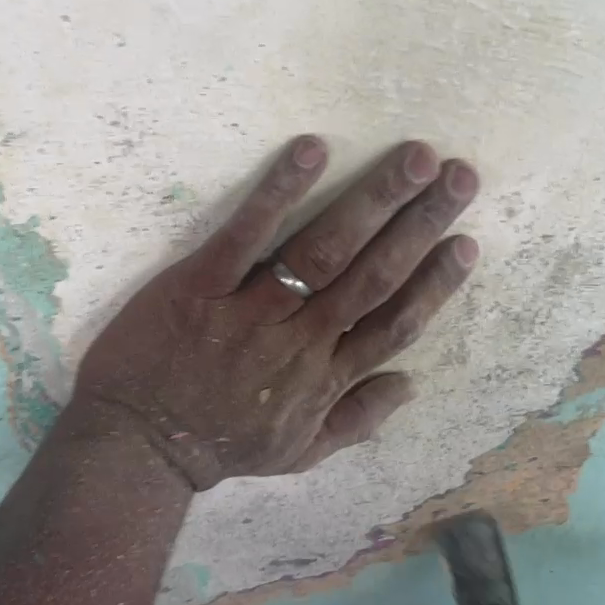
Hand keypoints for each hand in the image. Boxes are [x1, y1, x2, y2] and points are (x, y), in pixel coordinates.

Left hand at [68, 135, 478, 490]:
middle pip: (373, 277)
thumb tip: (411, 384)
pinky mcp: (200, 288)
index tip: (467, 244)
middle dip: (420, 225)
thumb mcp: (299, 453)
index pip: (394, 325)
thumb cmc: (222, 444)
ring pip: (323, 252)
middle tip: (460, 176)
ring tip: (413, 158)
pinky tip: (312, 151)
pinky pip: (245, 236)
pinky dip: (278, 194)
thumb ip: (357, 419)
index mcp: (327, 378)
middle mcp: (301, 341)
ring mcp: (251, 312)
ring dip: (372, 202)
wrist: (138, 448)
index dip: (435, 284)